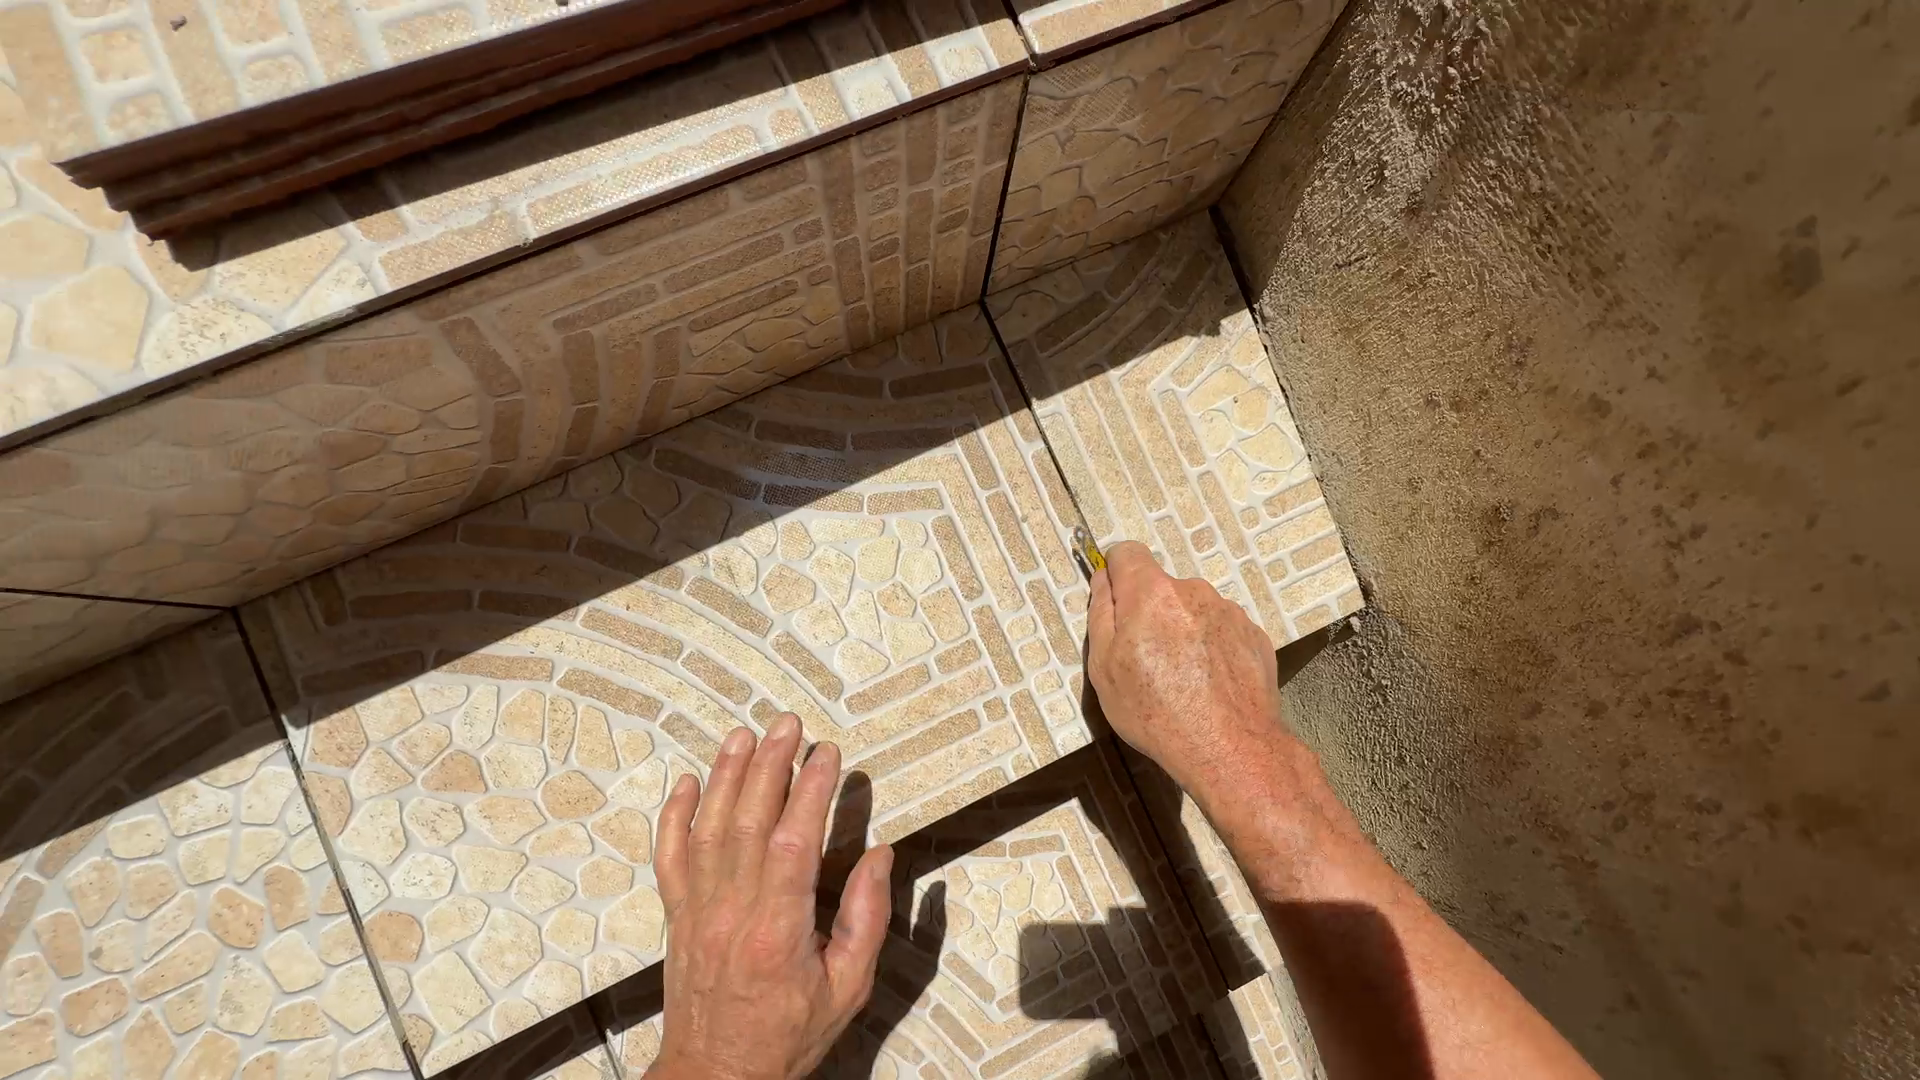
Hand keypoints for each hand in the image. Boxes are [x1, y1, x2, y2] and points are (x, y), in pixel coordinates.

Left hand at [649, 713, 892, 1079]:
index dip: (810, 790)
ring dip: (726, 775)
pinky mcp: (677, 914)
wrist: (716, 1076)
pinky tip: (687, 781)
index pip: (794, 842)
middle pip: (748, 821)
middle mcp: (732, 910)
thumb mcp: (848, 987)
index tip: (827, 753)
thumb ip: (867, 919)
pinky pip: (668, 857)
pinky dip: (674, 816)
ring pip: (708, 829)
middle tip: (788, 723)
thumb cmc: (788, 1033)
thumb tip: (880, 855)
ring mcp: (697, 909)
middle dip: (769, 764)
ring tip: (744, 734)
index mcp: (778, 929)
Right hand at [1085, 541, 1289, 807]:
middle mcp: (1193, 590)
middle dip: (1150, 611)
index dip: (1116, 575)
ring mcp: (1229, 611)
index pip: (1127, 552)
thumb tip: (1104, 579)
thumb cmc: (1154, 711)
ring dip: (1182, 629)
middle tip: (1146, 659)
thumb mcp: (1104, 668)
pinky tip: (1210, 683)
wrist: (1230, 749)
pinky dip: (1211, 647)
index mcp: (1151, 593)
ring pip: (1192, 609)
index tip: (1115, 605)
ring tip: (1182, 678)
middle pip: (1160, 587)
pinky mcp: (1254, 635)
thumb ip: (1101, 614)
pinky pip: (1221, 629)